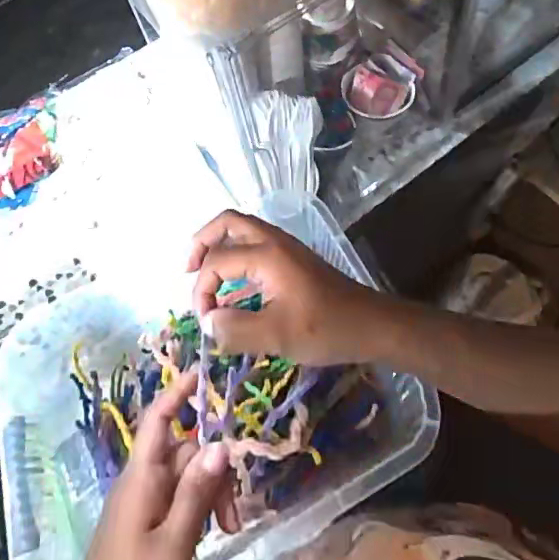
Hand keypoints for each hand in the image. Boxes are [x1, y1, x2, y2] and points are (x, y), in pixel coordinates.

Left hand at [76, 370, 238, 559]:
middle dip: (214, 468)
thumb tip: (220, 444)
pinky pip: (178, 501)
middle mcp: (140, 483)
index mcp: (140, 478)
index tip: (203, 371)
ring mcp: (142, 506)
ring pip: (185, 478)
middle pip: (184, 452)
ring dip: (211, 493)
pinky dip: (200, 508)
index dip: (178, 391)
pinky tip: (214, 533)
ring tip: (230, 529)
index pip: (159, 418)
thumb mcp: (173, 545)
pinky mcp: (146, 528)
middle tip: (236, 512)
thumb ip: (196, 494)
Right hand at [185, 210, 393, 366]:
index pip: (217, 261)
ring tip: (204, 275)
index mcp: (266, 254)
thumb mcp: (276, 336)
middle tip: (188, 270)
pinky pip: (253, 243)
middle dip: (202, 243)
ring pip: (241, 230)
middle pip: (227, 223)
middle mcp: (273, 240)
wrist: (370, 324)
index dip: (202, 290)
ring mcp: (284, 246)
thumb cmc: (325, 329)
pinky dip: (235, 254)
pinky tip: (233, 284)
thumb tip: (207, 322)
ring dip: (218, 246)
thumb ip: (235, 329)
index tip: (205, 322)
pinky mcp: (292, 257)